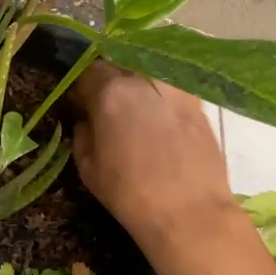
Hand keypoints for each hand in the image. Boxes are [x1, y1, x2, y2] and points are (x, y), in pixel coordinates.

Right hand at [69, 63, 238, 253]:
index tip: (78, 105)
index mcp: (110, 93)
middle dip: (108, 81)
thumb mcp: (88, 169)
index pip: (87, 73)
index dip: (79, 89)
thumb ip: (82, 136)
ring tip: (133, 111)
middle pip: (119, 65)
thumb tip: (86, 121)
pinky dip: (159, 96)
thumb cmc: (129, 194)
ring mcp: (175, 86)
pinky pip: (170, 87)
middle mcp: (143, 78)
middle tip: (105, 107)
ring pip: (147, 72)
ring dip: (136, 85)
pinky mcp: (197, 100)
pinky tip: (157, 120)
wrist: (187, 210)